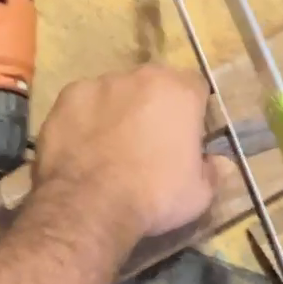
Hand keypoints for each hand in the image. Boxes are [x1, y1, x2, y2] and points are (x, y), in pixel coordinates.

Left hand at [32, 65, 220, 244]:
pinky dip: (85, 120)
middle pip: (154, 85)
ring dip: (118, 111)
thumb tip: (216, 162)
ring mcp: (99, 84)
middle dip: (154, 107)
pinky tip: (84, 148)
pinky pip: (83, 105)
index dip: (193, 112)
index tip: (187, 137)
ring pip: (116, 92)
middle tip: (149, 144)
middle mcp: (140, 76)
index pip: (195, 87)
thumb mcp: (200, 194)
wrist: (89, 207)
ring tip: (110, 149)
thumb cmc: (155, 198)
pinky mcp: (67, 98)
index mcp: (179, 91)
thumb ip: (212, 170)